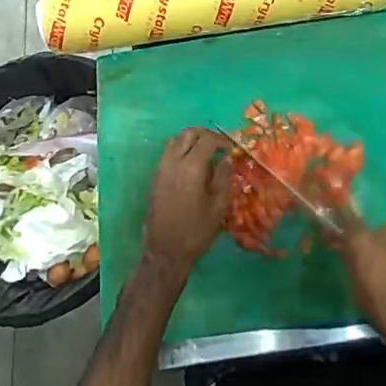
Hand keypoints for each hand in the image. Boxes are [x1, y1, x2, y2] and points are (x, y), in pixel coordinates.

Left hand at [140, 128, 229, 276]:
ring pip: (175, 140)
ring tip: (204, 153)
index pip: (207, 140)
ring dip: (191, 140)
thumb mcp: (218, 205)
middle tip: (218, 146)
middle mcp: (173, 162)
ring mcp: (161, 169)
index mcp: (191, 167)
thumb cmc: (196, 231)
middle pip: (188, 133)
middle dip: (205, 135)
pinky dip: (180, 150)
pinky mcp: (155, 177)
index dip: (221, 140)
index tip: (230, 149)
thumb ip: (223, 177)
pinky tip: (191, 165)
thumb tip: (225, 159)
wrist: (165, 251)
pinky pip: (167, 153)